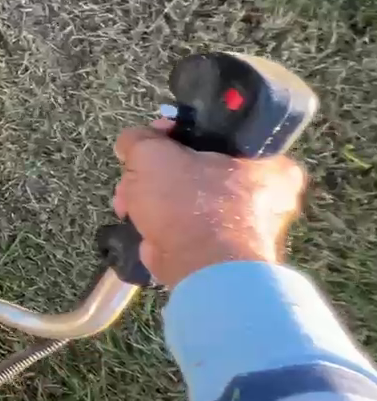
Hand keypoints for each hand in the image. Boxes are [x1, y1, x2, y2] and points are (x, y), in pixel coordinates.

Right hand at [112, 123, 308, 286]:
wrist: (200, 265)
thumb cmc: (189, 205)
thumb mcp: (152, 153)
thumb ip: (139, 137)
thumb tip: (134, 140)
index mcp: (269, 164)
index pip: (215, 136)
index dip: (175, 135)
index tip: (151, 141)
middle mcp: (267, 192)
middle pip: (192, 166)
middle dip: (152, 173)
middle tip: (136, 177)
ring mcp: (247, 220)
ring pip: (183, 192)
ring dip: (148, 194)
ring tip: (131, 203)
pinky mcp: (224, 242)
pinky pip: (184, 217)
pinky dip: (159, 217)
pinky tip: (141, 219)